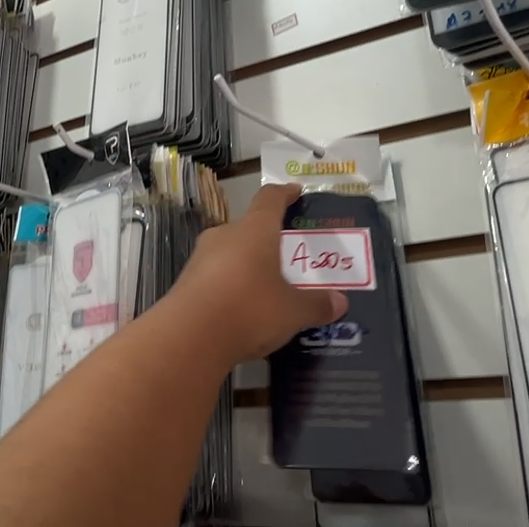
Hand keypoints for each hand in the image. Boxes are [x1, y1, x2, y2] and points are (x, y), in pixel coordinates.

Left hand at [168, 183, 347, 364]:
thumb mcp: (292, 311)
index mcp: (254, 229)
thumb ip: (316, 304)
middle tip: (286, 257)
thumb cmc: (250, 308)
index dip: (284, 193)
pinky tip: (241, 310)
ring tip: (265, 288)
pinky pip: (216, 276)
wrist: (190, 336)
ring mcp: (201, 257)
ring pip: (230, 253)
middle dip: (267, 240)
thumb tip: (341, 302)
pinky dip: (230, 286)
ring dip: (246, 265)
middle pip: (249, 228)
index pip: (270, 198)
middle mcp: (225, 234)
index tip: (295, 191)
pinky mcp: (187, 282)